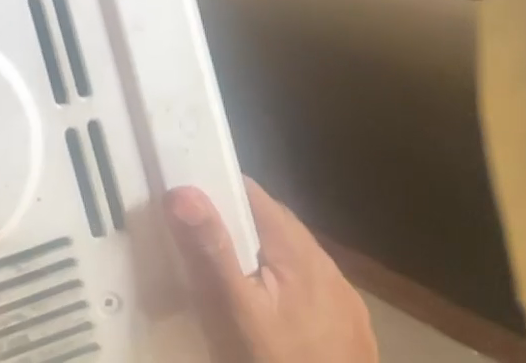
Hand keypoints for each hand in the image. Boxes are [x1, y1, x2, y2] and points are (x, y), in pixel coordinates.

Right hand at [165, 178, 378, 362]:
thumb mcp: (231, 312)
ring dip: (253, 255)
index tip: (176, 195)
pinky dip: (274, 287)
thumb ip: (209, 251)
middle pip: (272, 226)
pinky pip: (303, 293)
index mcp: (305, 257)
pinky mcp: (349, 338)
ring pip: (289, 260)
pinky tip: (256, 312)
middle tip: (186, 236)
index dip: (213, 188)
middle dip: (229, 223)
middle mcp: (332, 274)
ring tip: (215, 274)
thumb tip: (182, 190)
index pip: (254, 196)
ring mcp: (346, 309)